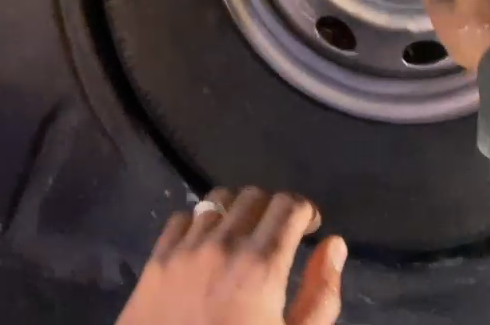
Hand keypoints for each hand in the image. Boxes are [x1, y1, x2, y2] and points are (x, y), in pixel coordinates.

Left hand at [116, 187, 346, 324]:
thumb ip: (321, 295)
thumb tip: (334, 244)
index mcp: (262, 266)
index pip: (291, 206)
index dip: (306, 211)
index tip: (309, 228)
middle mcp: (225, 245)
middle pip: (257, 195)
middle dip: (275, 209)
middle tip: (278, 235)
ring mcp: (186, 251)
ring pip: (220, 199)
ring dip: (238, 211)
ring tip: (242, 236)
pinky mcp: (156, 262)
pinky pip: (183, 218)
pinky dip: (201, 222)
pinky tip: (205, 245)